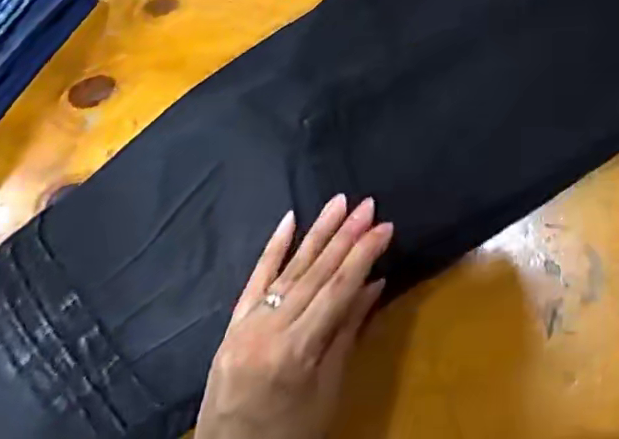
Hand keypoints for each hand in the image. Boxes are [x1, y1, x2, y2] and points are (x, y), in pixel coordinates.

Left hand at [193, 195, 392, 438]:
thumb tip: (374, 283)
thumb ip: (347, 332)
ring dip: (318, 232)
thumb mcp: (327, 391)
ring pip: (291, 268)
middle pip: (317, 272)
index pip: (338, 289)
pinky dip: (274, 247)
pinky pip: (256, 278)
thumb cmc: (290, 434)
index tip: (386, 226)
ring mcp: (249, 323)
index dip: (364, 254)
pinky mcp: (233, 323)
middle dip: (346, 235)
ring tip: (340, 202)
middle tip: (368, 204)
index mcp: (298, 351)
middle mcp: (271, 330)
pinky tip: (290, 219)